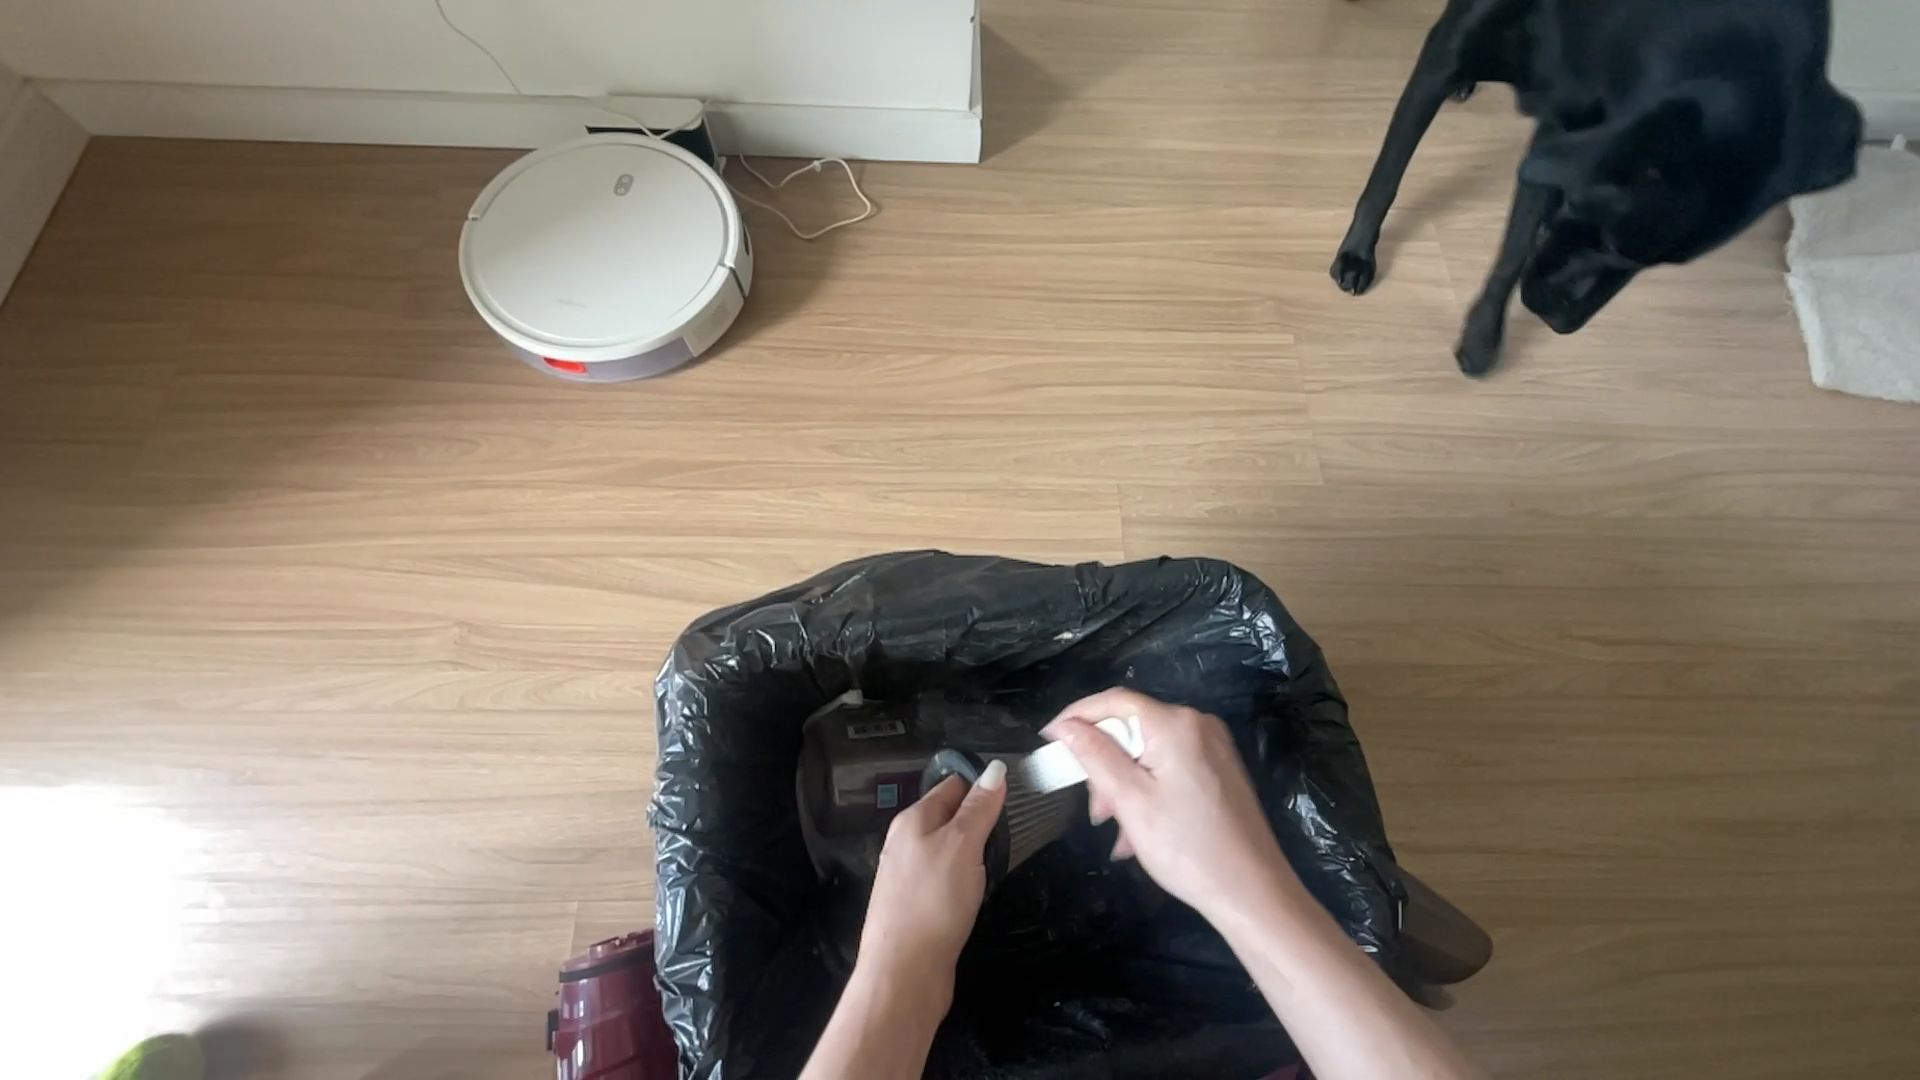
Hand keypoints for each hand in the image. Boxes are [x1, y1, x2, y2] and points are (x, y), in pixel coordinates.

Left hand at [857, 762, 1008, 989]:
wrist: (904, 973)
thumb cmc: (934, 900)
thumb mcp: (963, 844)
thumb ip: (980, 807)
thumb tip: (994, 767)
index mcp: (913, 820)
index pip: (952, 787)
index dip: (981, 789)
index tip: (1011, 800)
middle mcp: (905, 842)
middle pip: (948, 817)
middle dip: (977, 822)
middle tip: (1009, 834)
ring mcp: (906, 876)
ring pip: (946, 850)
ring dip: (971, 853)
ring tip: (997, 862)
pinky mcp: (914, 906)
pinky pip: (943, 879)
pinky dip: (962, 880)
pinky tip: (976, 893)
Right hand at [1043, 688, 1295, 923]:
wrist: (1255, 895)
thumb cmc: (1187, 847)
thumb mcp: (1130, 800)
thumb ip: (1094, 755)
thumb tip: (1065, 725)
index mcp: (1176, 724)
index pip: (1115, 701)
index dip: (1077, 715)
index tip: (1048, 739)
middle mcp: (1198, 724)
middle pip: (1133, 729)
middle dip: (1105, 765)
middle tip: (1095, 809)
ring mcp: (1214, 747)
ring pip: (1149, 753)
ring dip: (1125, 787)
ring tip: (1117, 833)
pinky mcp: (1221, 770)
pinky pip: (1170, 768)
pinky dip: (1149, 792)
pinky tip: (1139, 833)